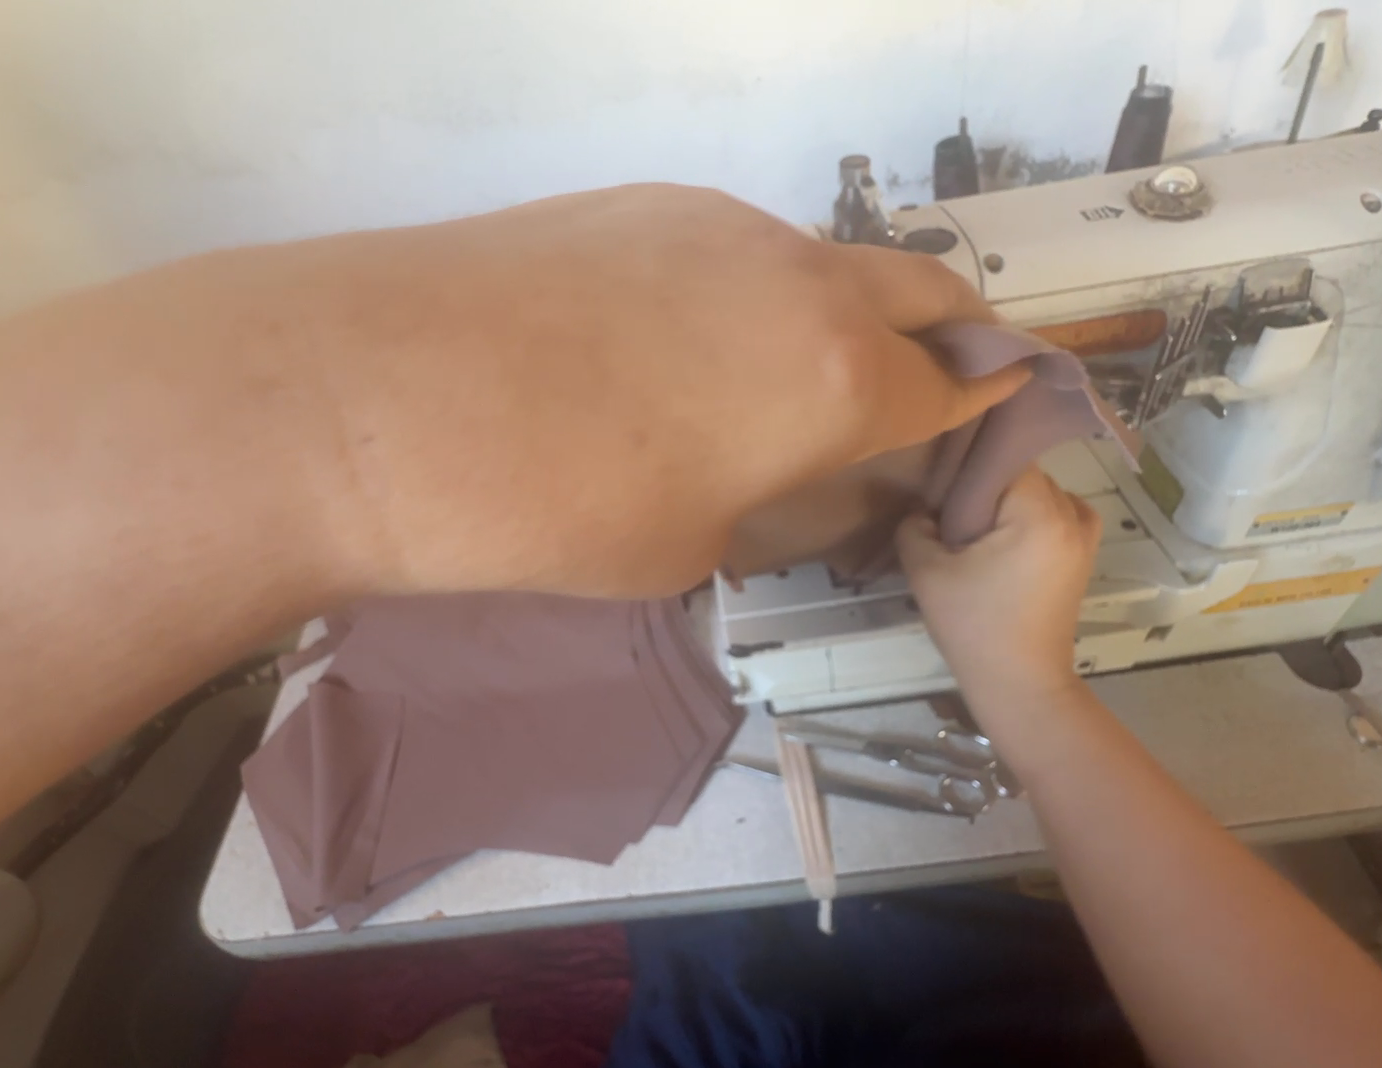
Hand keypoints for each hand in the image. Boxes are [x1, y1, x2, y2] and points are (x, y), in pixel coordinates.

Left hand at [264, 183, 1022, 595]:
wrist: (383, 402)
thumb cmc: (555, 510)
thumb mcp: (685, 549)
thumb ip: (757, 502)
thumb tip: (771, 474)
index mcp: (833, 379)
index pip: (943, 383)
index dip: (978, 396)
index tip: (998, 393)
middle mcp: (797, 281)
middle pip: (916, 289)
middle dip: (947, 330)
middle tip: (936, 370)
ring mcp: (717, 226)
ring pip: (820, 263)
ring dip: (839, 311)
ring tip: (790, 370)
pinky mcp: (641, 204)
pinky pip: (735, 250)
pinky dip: (752, 293)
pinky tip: (686, 339)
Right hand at [897, 467, 1100, 705]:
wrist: (1020, 683)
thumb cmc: (974, 627)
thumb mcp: (926, 573)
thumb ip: (914, 528)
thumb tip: (923, 512)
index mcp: (1040, 514)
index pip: (1004, 461)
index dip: (969, 473)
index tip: (942, 496)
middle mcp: (1072, 516)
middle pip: (1024, 476)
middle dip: (988, 491)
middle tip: (953, 520)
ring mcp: (1085, 537)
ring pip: (1040, 494)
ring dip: (1009, 506)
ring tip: (977, 536)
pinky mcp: (1083, 556)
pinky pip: (1057, 515)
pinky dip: (1031, 520)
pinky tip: (1004, 544)